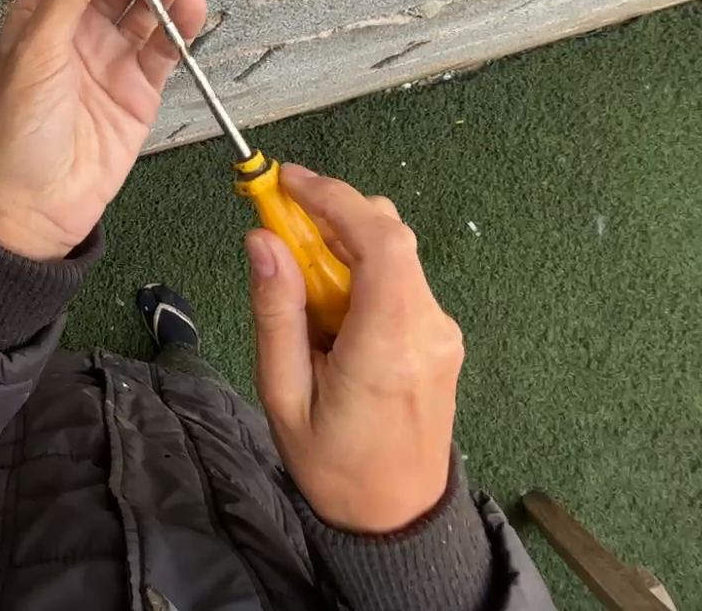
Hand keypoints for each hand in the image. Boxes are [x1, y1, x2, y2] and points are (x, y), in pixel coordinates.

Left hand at [0, 0, 207, 260]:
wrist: (38, 207)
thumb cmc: (18, 134)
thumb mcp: (36, 54)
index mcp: (41, 18)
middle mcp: (78, 33)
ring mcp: (111, 59)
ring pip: (145, 8)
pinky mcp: (140, 87)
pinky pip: (165, 47)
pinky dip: (180, 26)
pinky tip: (191, 9)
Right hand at [247, 164, 463, 533]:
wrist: (397, 521)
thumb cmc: (335, 465)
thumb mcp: (284, 392)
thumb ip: (275, 311)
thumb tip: (262, 240)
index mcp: (391, 343)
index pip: (379, 238)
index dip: (331, 196)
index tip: (284, 179)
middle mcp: (428, 326)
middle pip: (387, 233)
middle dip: (327, 212)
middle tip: (274, 221)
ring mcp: (439, 329)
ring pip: (390, 249)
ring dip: (337, 240)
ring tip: (292, 271)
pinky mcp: (436, 333)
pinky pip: (394, 275)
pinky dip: (353, 264)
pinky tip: (322, 296)